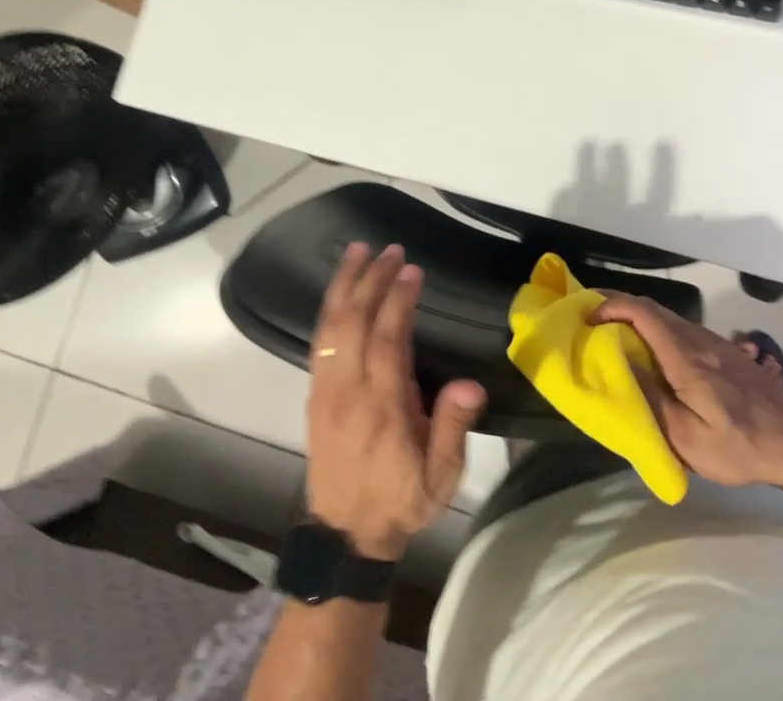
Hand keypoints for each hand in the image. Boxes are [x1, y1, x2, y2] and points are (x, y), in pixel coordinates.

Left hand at [306, 243, 486, 559]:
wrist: (345, 533)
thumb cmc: (401, 500)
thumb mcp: (439, 477)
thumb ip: (452, 429)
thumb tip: (468, 384)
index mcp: (382, 407)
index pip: (387, 339)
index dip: (398, 300)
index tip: (412, 270)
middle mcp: (348, 391)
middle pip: (354, 322)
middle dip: (371, 280)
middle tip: (390, 249)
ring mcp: (326, 391)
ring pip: (330, 327)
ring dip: (343, 286)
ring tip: (358, 252)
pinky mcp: (315, 396)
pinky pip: (319, 342)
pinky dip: (329, 310)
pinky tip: (340, 293)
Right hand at [591, 295, 782, 491]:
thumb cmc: (738, 447)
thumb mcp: (685, 436)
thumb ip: (650, 397)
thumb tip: (618, 362)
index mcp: (686, 357)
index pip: (643, 312)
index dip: (611, 306)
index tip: (587, 320)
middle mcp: (702, 341)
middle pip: (655, 310)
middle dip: (620, 309)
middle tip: (591, 326)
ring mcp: (718, 345)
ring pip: (671, 321)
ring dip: (639, 323)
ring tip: (615, 342)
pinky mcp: (729, 356)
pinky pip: (685, 334)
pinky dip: (660, 335)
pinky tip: (655, 359)